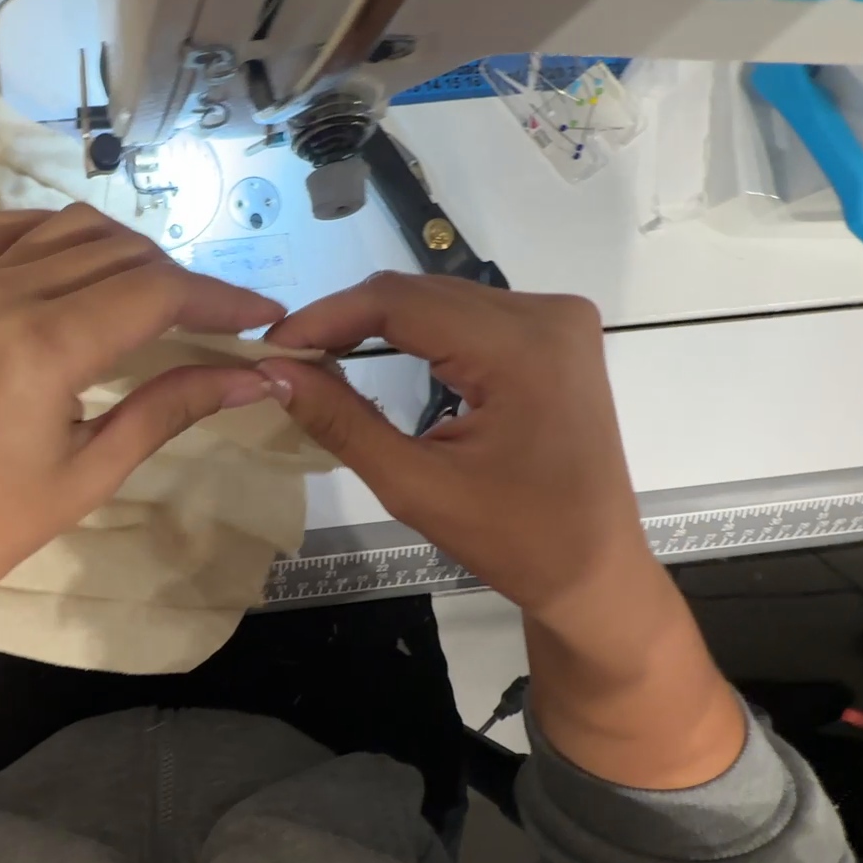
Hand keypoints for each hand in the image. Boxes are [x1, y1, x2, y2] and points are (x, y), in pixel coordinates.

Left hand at [0, 204, 284, 638]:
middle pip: (120, 255)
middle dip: (181, 282)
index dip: (220, 299)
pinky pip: (8, 233)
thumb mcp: (91, 472)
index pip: (156, 294)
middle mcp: (4, 294)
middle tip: (216, 325)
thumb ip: (170, 408)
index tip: (264, 317)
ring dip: (128, 255)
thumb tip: (253, 378)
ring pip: (69, 231)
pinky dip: (58, 236)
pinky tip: (83, 266)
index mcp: (44, 345)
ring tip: (161, 301)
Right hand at [257, 274, 743, 788]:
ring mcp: (555, 321)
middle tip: (286, 359)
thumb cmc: (511, 538)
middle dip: (344, 320)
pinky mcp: (551, 338)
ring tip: (317, 358)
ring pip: (438, 300)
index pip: (399, 302)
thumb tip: (273, 374)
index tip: (271, 349)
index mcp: (521, 347)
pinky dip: (411, 334)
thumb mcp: (414, 485)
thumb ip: (341, 422)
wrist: (591, 569)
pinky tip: (372, 354)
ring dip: (373, 324)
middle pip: (419, 293)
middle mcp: (546, 314)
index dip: (325, 317)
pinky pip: (464, 318)